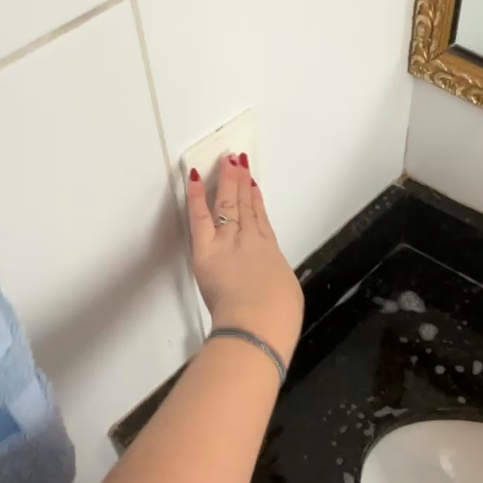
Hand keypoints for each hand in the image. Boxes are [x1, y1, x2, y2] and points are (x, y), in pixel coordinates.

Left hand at [186, 154, 302, 361]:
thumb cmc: (276, 318)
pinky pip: (200, 217)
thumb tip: (269, 286)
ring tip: (227, 161)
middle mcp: (251, 242)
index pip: (261, 223)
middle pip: (246, 208)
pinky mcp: (207, 249)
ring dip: (227, 181)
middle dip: (242, 183)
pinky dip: (197, 197)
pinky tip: (196, 178)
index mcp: (271, 255)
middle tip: (239, 163)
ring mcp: (229, 242)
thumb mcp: (286, 297)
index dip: (257, 203)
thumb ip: (274, 284)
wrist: (259, 321)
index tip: (253, 187)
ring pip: (228, 205)